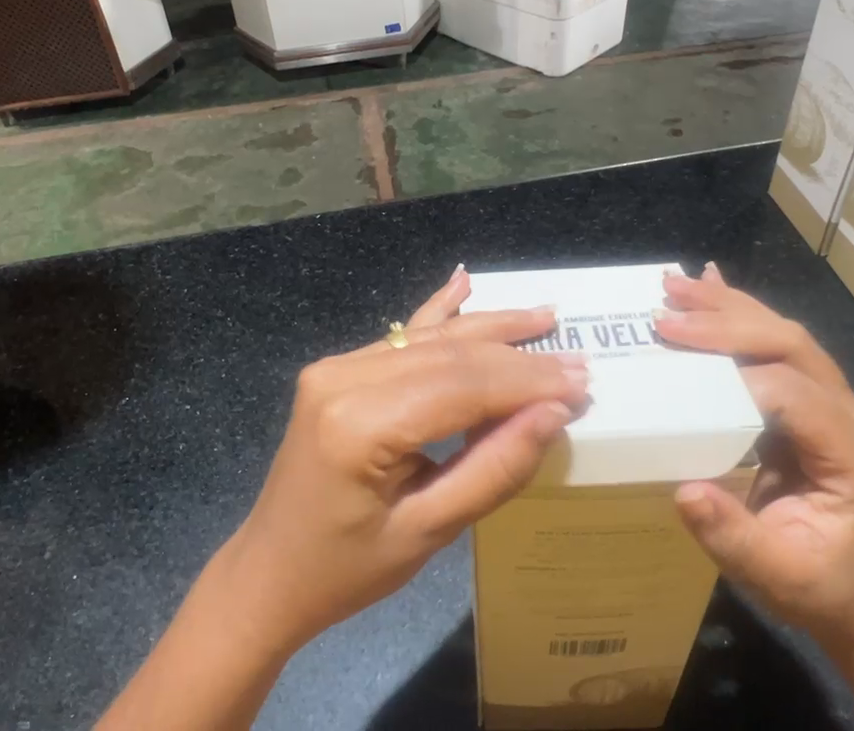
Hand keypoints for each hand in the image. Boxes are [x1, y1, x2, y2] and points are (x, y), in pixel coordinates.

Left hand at [216, 266, 588, 647]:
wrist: (271, 571)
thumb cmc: (347, 568)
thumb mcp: (428, 531)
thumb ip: (493, 468)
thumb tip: (553, 414)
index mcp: (360, 423)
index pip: (462, 386)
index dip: (527, 383)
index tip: (583, 384)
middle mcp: (343, 378)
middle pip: (450, 356)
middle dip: (517, 358)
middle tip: (578, 362)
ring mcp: (335, 368)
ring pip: (430, 339)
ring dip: (489, 329)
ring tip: (544, 317)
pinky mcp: (336, 371)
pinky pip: (399, 339)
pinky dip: (438, 315)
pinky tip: (462, 282)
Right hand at [652, 264, 853, 650]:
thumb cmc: (818, 586)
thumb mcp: (775, 574)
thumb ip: (732, 535)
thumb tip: (685, 490)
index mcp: (850, 454)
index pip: (794, 393)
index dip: (736, 375)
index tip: (676, 364)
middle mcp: (849, 414)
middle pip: (791, 345)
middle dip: (727, 322)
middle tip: (666, 316)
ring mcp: (834, 401)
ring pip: (784, 333)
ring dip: (728, 306)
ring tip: (676, 285)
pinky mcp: (810, 399)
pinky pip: (777, 345)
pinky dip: (739, 313)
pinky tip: (713, 282)